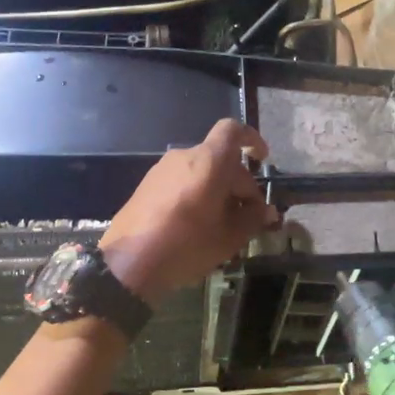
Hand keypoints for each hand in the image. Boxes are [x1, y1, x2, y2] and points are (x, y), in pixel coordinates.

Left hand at [98, 119, 278, 301]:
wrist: (128, 264)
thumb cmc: (187, 244)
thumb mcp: (229, 237)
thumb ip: (253, 218)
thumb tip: (266, 211)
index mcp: (209, 161)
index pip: (233, 130)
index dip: (251, 139)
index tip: (261, 159)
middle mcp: (184, 156)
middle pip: (220, 158)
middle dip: (238, 183)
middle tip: (247, 216)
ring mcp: (161, 170)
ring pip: (200, 171)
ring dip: (217, 190)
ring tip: (221, 224)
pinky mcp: (146, 186)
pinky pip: (181, 181)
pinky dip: (196, 194)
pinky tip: (195, 225)